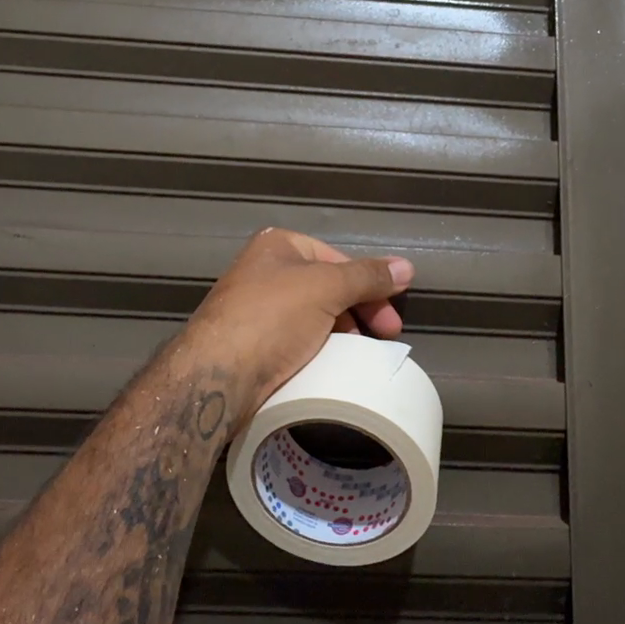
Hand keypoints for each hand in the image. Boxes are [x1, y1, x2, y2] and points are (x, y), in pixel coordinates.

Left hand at [180, 228, 414, 426]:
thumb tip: (408, 267)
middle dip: (359, 311)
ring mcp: (256, 310)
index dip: (369, 285)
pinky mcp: (253, 346)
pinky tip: (332, 367)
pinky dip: (318, 351)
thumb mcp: (327, 288)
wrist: (216, 377)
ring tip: (361, 356)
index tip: (391, 318)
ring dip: (341, 333)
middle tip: (385, 338)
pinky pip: (296, 342)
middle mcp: (264, 271)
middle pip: (328, 288)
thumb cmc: (272, 318)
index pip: (337, 259)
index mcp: (278, 246)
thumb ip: (368, 277)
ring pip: (314, 317)